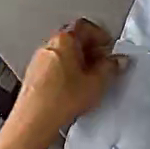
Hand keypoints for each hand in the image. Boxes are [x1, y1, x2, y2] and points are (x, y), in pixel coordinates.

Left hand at [6, 18, 126, 144]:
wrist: (33, 122)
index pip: (85, 26)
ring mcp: (38, 61)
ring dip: (78, 61)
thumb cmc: (60, 99)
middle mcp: (49, 46)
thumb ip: (111, 67)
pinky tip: (74, 88)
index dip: (100, 35)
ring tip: (90, 78)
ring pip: (63, 53)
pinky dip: (66, 71)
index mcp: (65, 40)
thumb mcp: (98, 82)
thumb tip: (116, 62)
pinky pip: (54, 66)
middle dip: (90, 49)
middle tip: (103, 62)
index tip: (108, 46)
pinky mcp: (33, 77)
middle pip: (73, 38)